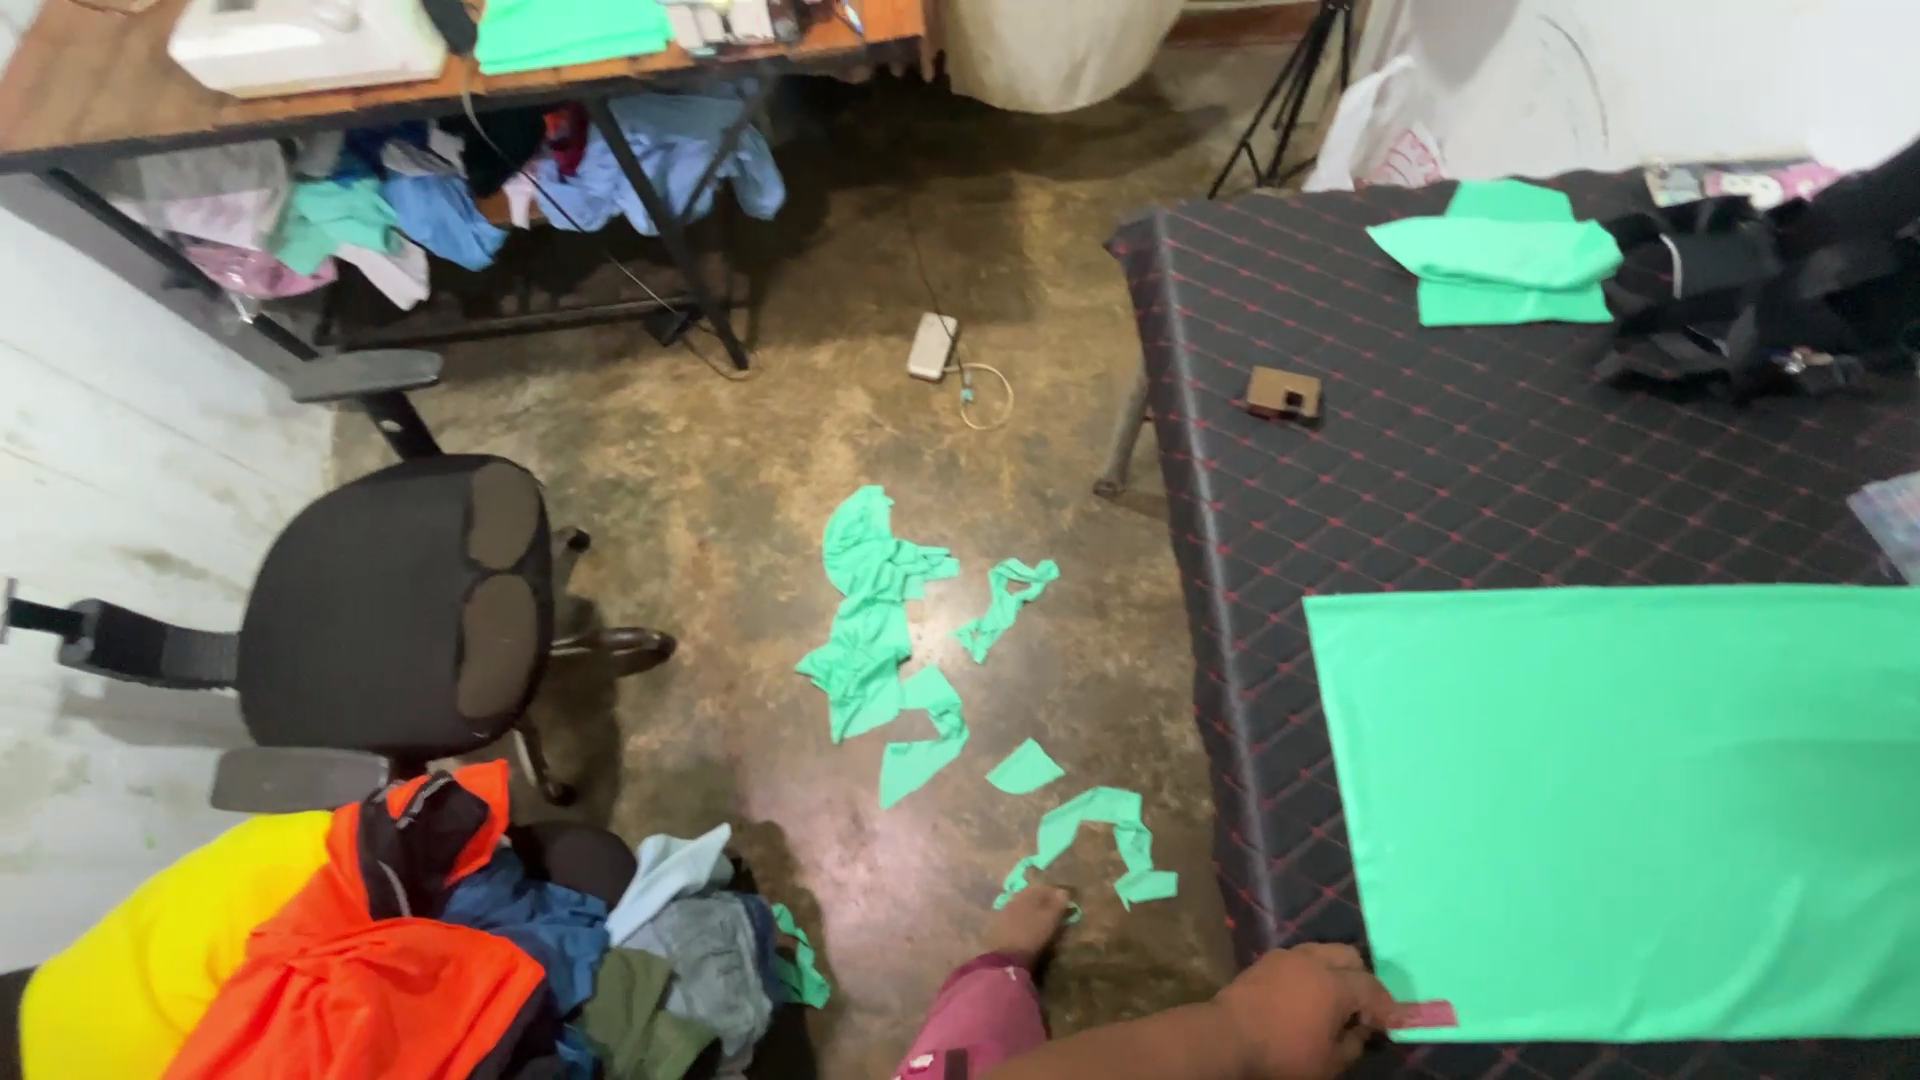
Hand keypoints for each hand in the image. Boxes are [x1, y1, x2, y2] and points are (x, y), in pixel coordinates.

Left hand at [1212, 944, 1400, 1079]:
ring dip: (1336, 971)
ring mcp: (1286, 955)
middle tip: (1364, 1009)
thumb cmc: (1283, 1054)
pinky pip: (1300, 957)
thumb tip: (1361, 1028)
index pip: (1371, 987)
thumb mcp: (1330, 1062)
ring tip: (1336, 1002)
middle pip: (1348, 956)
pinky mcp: (1267, 959)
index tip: (1394, 1024)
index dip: (1387, 1006)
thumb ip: (1354, 1042)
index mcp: (1332, 984)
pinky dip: (1313, 971)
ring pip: (1322, 951)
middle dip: (1363, 979)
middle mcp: (1311, 960)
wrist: (1229, 1036)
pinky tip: (1310, 995)